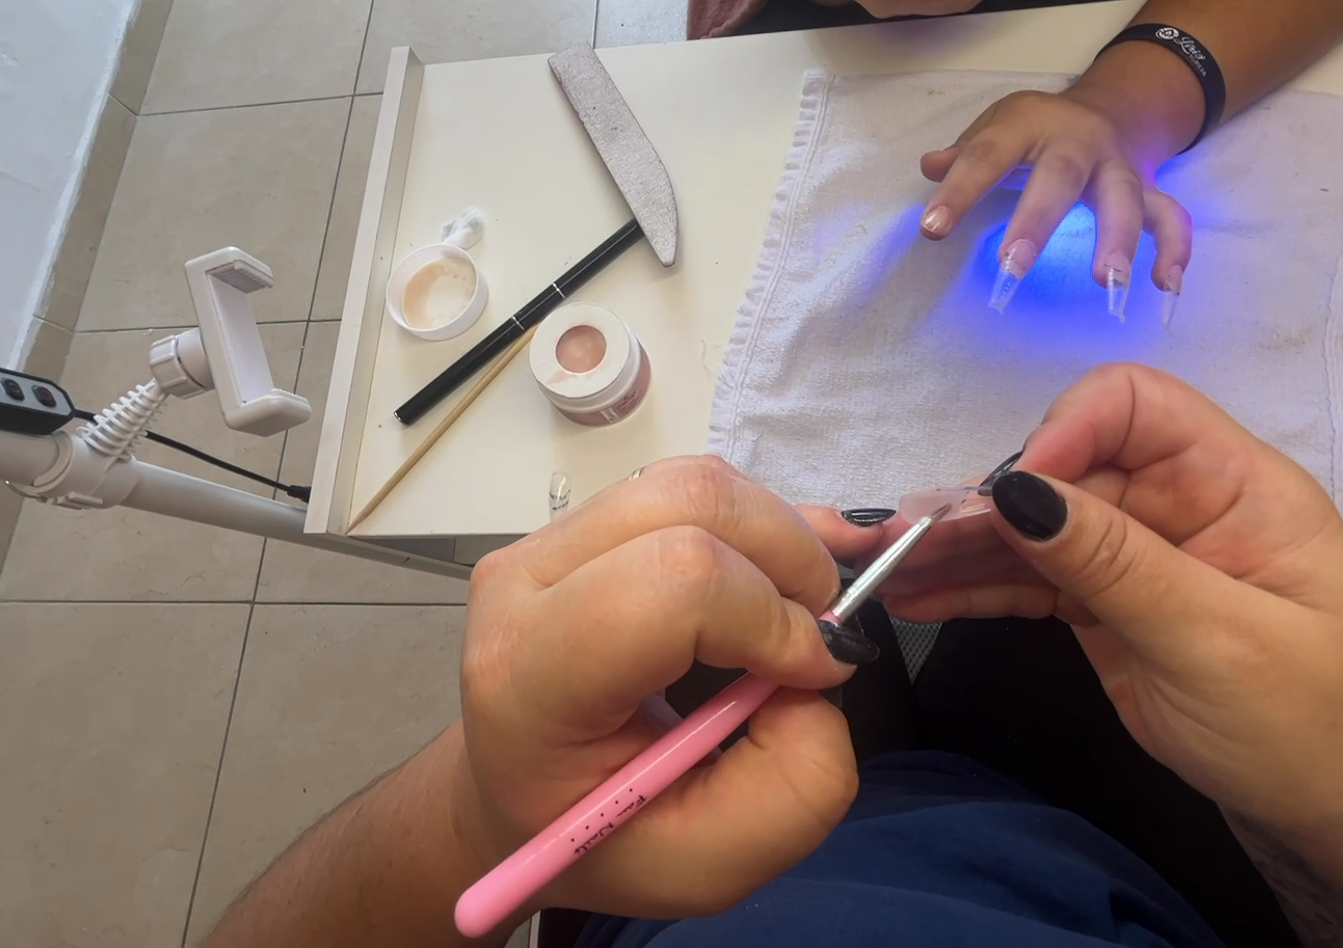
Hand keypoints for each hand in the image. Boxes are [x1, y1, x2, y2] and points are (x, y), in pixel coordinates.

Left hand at [458, 457, 862, 921]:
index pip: (671, 586)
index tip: (818, 669)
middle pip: (688, 504)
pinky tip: (784, 560)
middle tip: (824, 621)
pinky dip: (754, 516)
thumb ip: (796, 783)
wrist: (518, 785)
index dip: (767, 616)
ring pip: (692, 481)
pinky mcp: (579, 520)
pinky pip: (684, 485)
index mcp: (529, 677)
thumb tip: (822, 659)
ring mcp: (546, 537)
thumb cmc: (596, 835)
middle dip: (788, 553)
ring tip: (805, 595)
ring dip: (776, 529)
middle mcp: (523, 581)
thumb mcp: (706, 862)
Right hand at [876, 365, 1342, 840]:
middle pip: (1058, 470)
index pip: (1136, 407)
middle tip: (910, 540)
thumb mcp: (1219, 644)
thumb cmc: (1312, 731)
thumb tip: (1017, 492)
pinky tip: (919, 596)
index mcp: (1231, 485)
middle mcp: (1170, 502)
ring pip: (1027, 526)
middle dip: (984, 503)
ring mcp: (1127, 551)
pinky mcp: (1093, 596)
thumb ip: (1115, 563)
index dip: (1068, 429)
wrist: (1328, 823)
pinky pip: (1023, 577)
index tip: (1013, 494)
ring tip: (893, 569)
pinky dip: (971, 587)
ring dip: (959, 547)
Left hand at [920, 87, 1192, 294]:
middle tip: (1010, 267)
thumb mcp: (994, 128)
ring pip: (1124, 196)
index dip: (959, 192)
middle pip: (1059, 177)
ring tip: (1105, 281)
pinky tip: (1166, 285)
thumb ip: (964, 153)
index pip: (987, 156)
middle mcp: (1078, 142)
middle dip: (1036, 222)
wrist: (1107, 107)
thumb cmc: (1031, 132)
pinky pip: (1169, 215)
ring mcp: (1117, 165)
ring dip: (1118, 238)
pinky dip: (1174, 248)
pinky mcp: (1147, 189)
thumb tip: (930, 166)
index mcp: (1028, 124)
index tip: (932, 230)